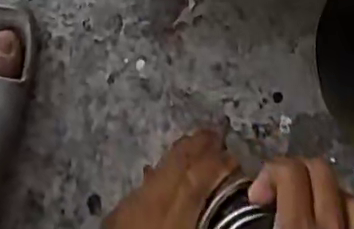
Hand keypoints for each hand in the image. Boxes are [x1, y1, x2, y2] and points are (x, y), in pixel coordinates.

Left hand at [103, 128, 240, 228]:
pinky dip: (164, 170)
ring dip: (180, 154)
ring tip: (198, 144)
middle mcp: (150, 203)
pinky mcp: (119, 211)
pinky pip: (147, 182)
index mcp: (171, 220)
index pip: (194, 180)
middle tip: (216, 134)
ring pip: (159, 169)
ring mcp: (131, 204)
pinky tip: (170, 172)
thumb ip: (203, 221)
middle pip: (175, 165)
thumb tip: (224, 215)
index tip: (234, 158)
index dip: (215, 164)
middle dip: (196, 146)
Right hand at [247, 157, 353, 228]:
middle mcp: (330, 227)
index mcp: (296, 227)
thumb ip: (252, 221)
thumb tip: (241, 199)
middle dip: (297, 170)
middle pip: (320, 169)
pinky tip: (333, 221)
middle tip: (281, 190)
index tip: (257, 194)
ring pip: (350, 195)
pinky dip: (348, 212)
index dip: (269, 171)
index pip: (289, 170)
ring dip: (329, 192)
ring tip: (310, 202)